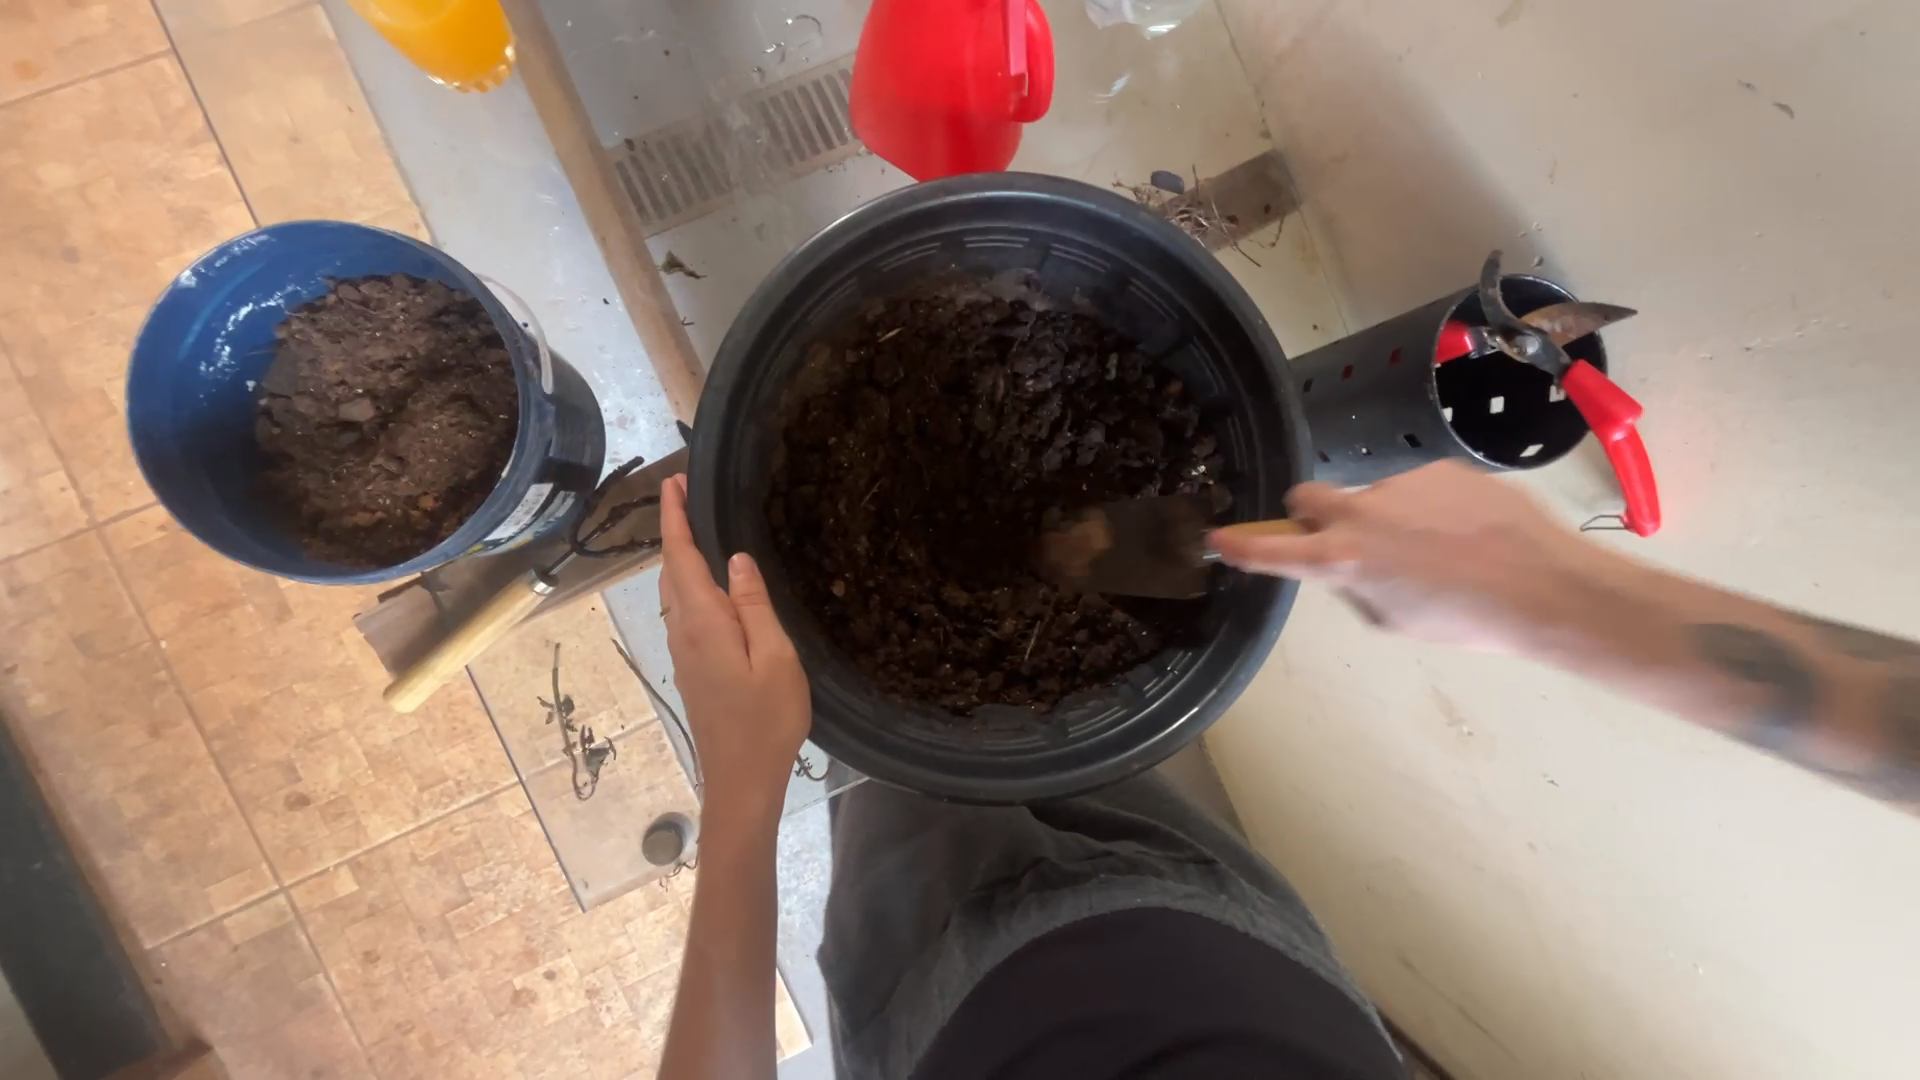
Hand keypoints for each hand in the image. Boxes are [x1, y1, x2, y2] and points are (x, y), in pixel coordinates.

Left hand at [658, 474, 810, 832]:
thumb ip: (754, 606)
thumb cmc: (767, 719)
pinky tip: (714, 584)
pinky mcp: (692, 667)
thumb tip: (735, 559)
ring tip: (702, 529)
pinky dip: (691, 584)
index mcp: (704, 623)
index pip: (681, 558)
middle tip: (692, 495)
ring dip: (682, 557)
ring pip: (675, 593)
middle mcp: (684, 632)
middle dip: (675, 530)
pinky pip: (686, 612)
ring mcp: (684, 652)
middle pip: (671, 572)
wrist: (741, 779)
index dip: (675, 518)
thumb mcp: (776, 657)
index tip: (675, 482)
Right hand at [1209, 462, 1614, 651]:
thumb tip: (1345, 564)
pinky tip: (1463, 528)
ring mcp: (1399, 485)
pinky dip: (1426, 506)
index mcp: (1340, 559)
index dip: (1238, 546)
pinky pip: (1416, 486)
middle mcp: (1358, 513)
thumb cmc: (1464, 621)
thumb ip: (1350, 585)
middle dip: (1310, 516)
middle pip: (1305, 498)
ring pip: (1370, 496)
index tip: (1217, 539)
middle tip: (1342, 539)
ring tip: (1435, 544)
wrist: (1549, 588)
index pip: (1269, 550)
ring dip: (1383, 516)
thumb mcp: (1389, 619)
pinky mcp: (1440, 469)